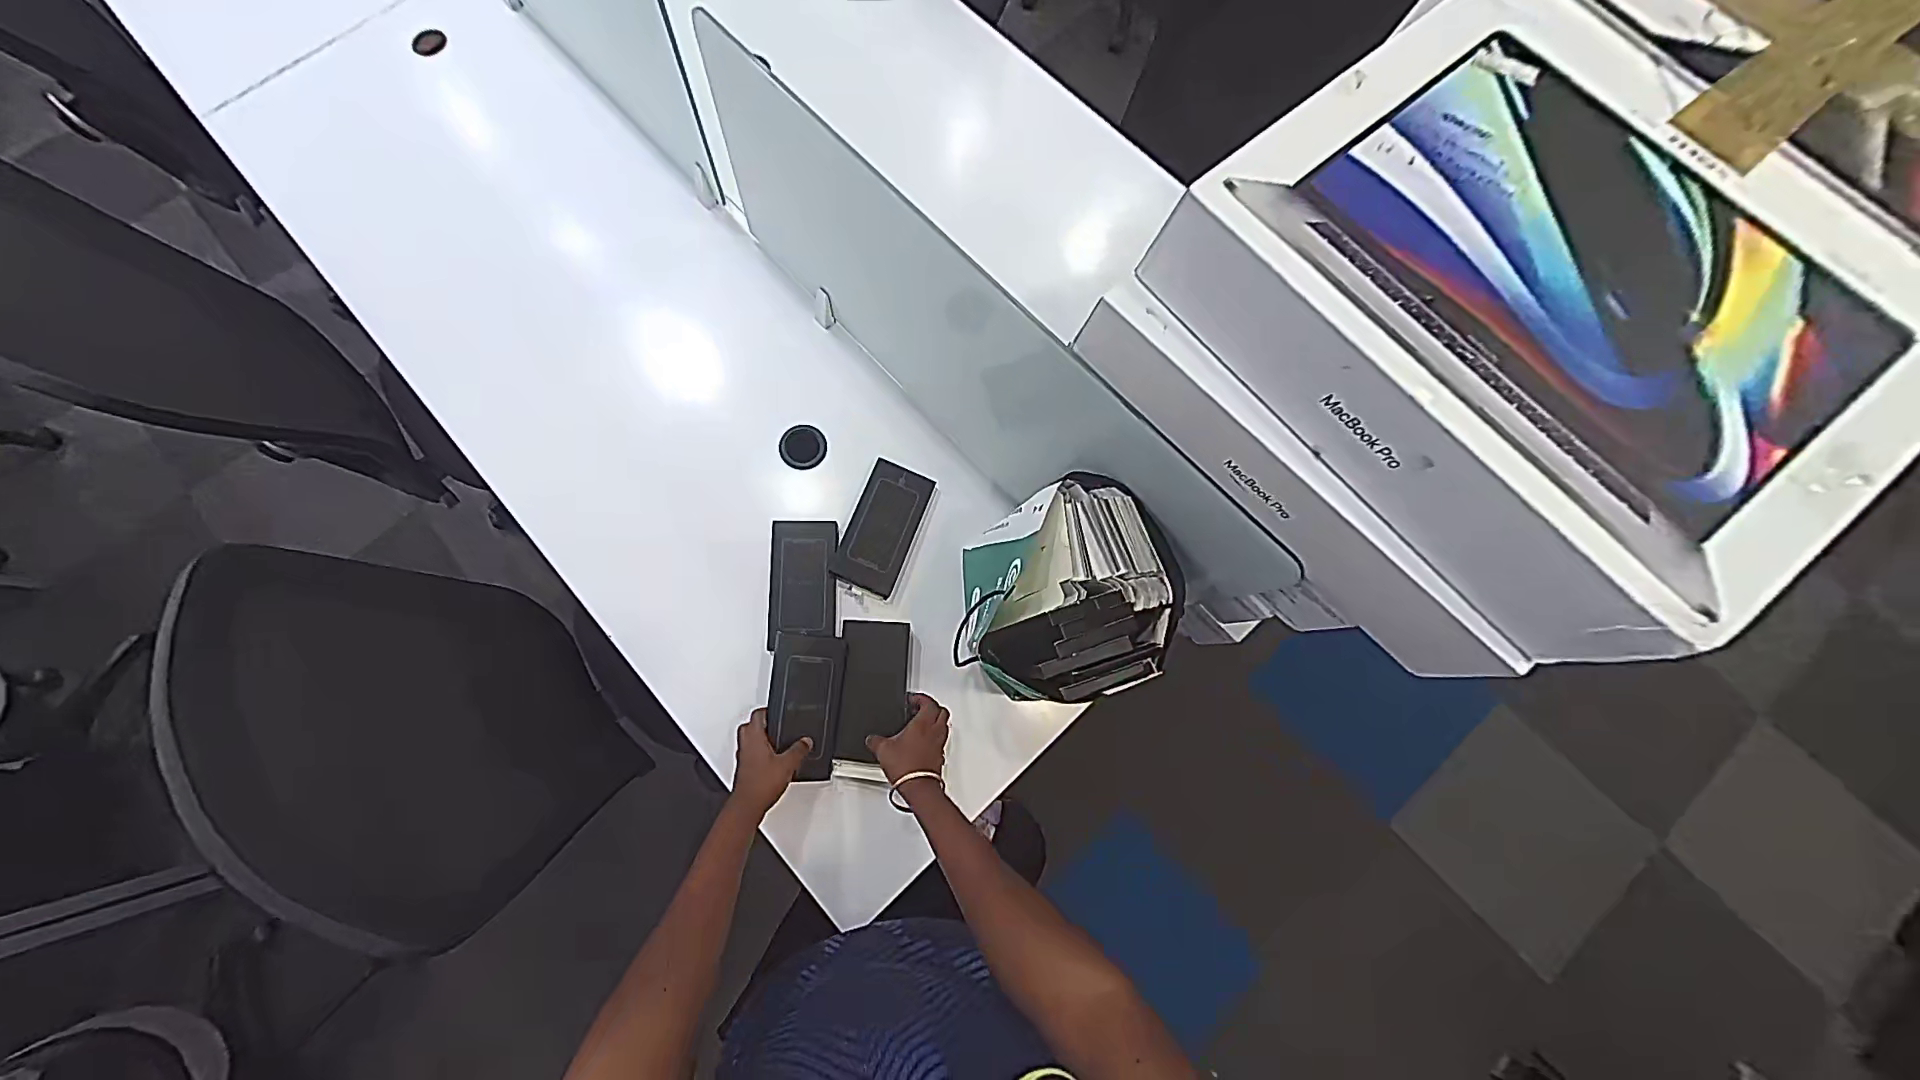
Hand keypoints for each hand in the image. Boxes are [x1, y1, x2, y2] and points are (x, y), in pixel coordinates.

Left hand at [730, 709, 809, 818]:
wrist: (748, 805)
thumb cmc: (761, 784)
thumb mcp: (788, 763)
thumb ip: (799, 750)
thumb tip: (805, 742)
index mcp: (754, 737)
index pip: (757, 715)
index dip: (766, 710)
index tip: (774, 710)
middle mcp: (745, 745)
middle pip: (748, 726)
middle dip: (759, 723)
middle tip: (771, 723)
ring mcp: (743, 758)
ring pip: (747, 741)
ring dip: (757, 738)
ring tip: (772, 740)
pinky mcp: (743, 770)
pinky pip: (749, 755)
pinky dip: (757, 754)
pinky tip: (769, 761)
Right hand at [868, 693, 948, 786]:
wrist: (918, 787)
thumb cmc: (906, 767)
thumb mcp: (883, 750)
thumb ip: (875, 741)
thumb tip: (872, 739)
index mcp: (923, 723)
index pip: (929, 702)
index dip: (921, 697)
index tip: (913, 698)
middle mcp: (935, 731)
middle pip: (941, 711)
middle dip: (932, 707)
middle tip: (921, 707)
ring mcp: (939, 744)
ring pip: (943, 725)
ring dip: (935, 721)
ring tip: (923, 723)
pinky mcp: (940, 756)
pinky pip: (941, 741)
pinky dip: (935, 737)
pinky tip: (924, 743)